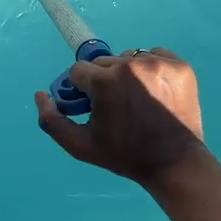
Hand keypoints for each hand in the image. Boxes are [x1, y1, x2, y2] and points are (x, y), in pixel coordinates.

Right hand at [34, 47, 206, 189]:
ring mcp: (158, 63)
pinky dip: (152, 70)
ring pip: (129, 58)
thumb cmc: (125, 155)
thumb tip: (40, 95)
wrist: (175, 163)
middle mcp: (130, 65)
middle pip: (104, 63)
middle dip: (105, 81)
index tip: (95, 106)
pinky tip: (156, 92)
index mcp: (105, 82)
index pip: (79, 72)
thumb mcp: (81, 146)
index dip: (84, 91)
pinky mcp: (179, 65)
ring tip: (139, 99)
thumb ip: (52, 121)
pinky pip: (155, 56)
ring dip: (128, 74)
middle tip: (118, 106)